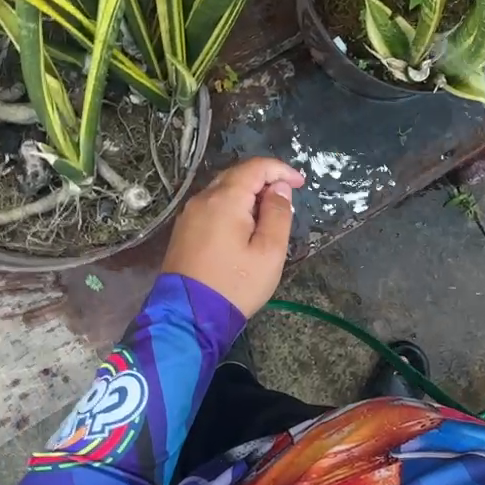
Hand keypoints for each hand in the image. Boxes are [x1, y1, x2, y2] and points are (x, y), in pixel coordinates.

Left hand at [162, 158, 305, 316]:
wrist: (189, 317)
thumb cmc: (236, 285)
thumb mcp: (269, 252)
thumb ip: (278, 214)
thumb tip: (279, 189)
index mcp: (225, 200)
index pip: (255, 168)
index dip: (281, 170)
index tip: (300, 183)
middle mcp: (202, 200)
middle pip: (237, 176)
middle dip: (264, 181)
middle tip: (286, 199)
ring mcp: (189, 215)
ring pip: (223, 191)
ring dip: (248, 195)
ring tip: (269, 215)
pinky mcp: (184, 230)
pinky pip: (212, 207)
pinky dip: (232, 207)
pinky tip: (244, 226)